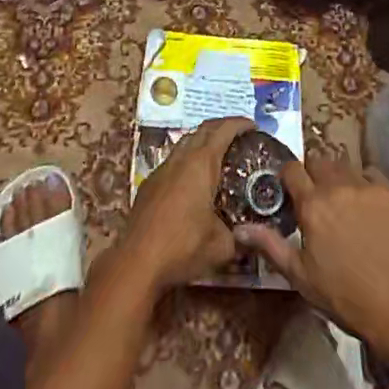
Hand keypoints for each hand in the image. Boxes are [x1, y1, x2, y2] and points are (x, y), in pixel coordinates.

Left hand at [116, 117, 252, 291]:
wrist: (135, 264)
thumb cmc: (183, 247)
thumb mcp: (221, 246)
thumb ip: (239, 237)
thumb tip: (249, 238)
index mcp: (202, 164)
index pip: (223, 130)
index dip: (240, 124)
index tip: (254, 127)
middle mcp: (180, 160)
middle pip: (202, 130)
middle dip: (222, 127)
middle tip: (239, 137)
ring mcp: (160, 172)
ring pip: (184, 144)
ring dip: (202, 142)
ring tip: (218, 156)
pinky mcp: (148, 187)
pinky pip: (172, 163)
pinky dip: (187, 161)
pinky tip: (192, 182)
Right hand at [233, 159, 388, 349]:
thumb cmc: (342, 294)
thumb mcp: (299, 275)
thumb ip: (269, 245)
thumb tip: (239, 229)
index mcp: (312, 205)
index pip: (292, 170)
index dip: (287, 177)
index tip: (288, 189)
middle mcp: (338, 186)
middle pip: (319, 161)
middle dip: (312, 173)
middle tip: (314, 196)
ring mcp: (367, 186)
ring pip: (345, 165)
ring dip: (337, 176)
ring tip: (340, 200)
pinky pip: (371, 173)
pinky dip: (363, 181)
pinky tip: (365, 203)